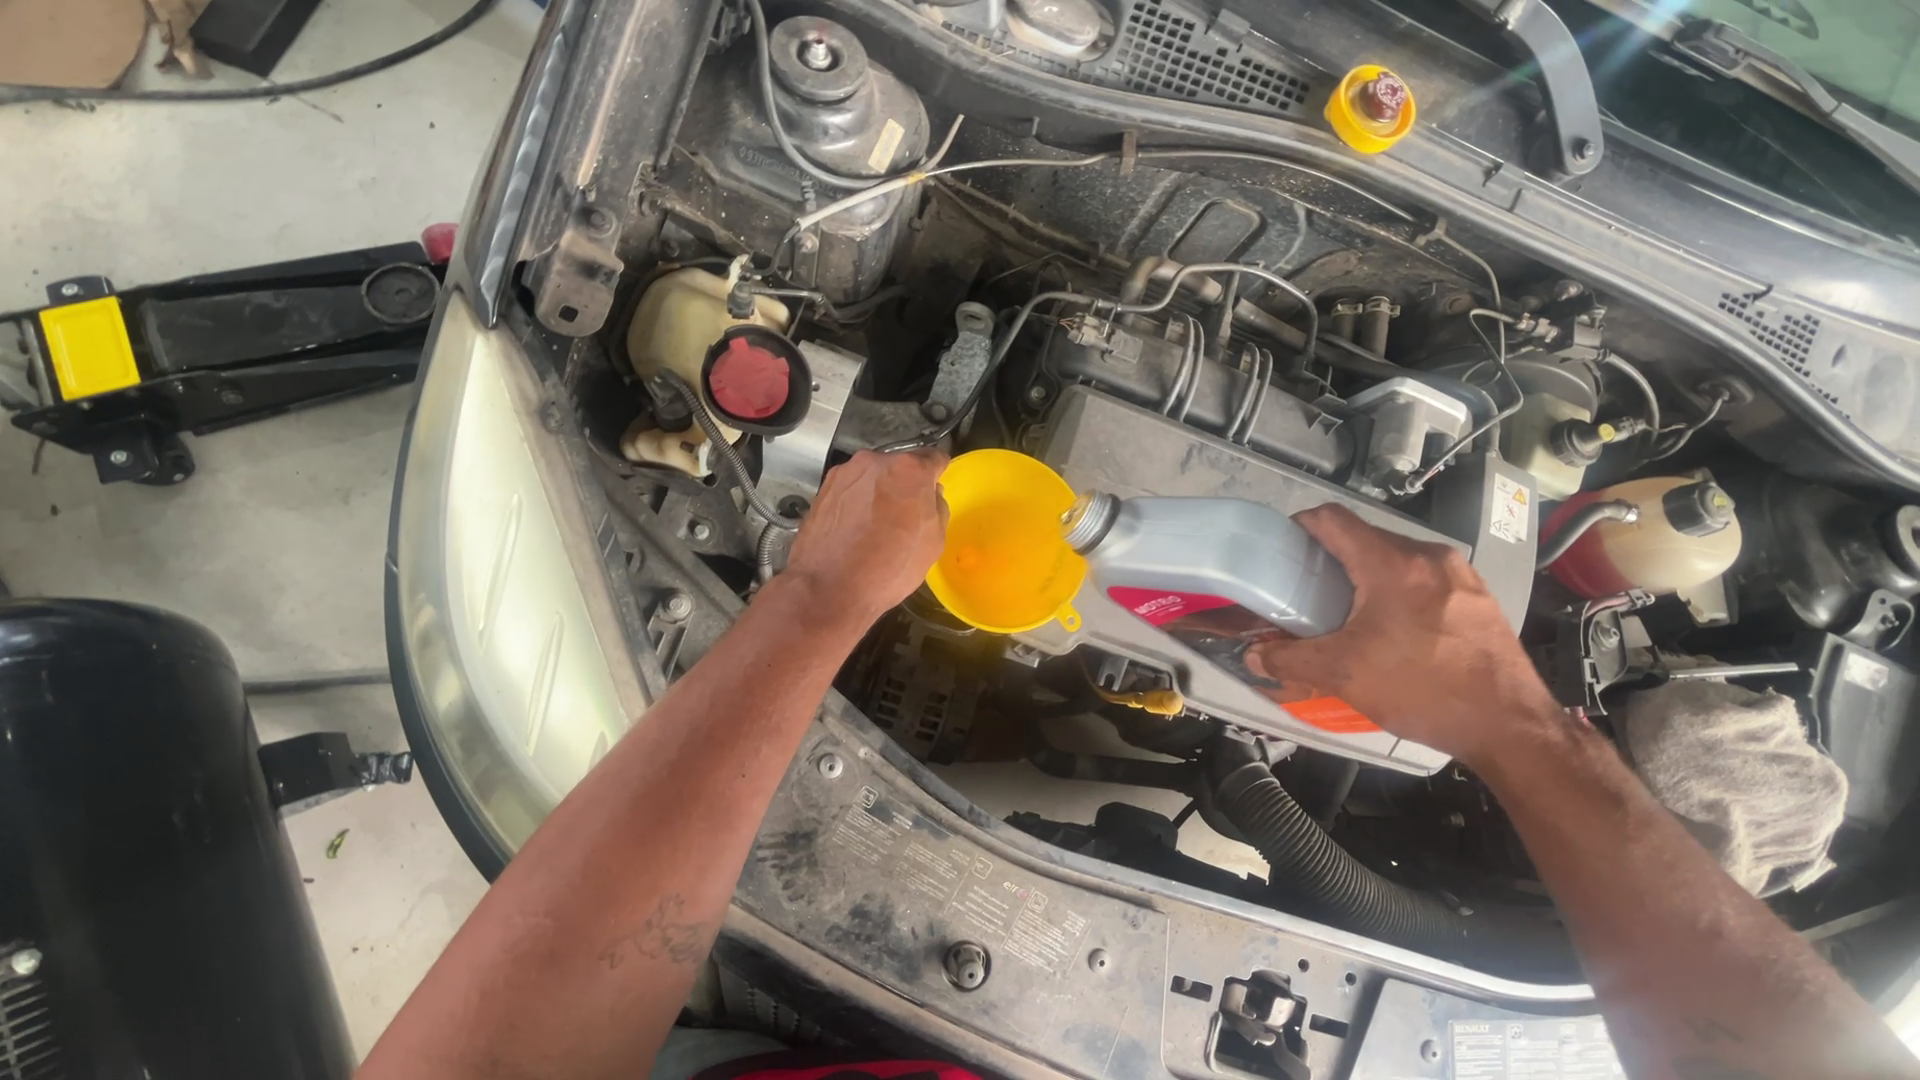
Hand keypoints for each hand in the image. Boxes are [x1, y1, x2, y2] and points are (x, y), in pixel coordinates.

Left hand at [784, 449, 949, 624]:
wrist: (830, 588)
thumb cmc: (889, 567)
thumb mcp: (934, 542)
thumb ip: (937, 508)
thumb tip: (930, 496)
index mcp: (910, 469)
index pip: (933, 459)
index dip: (936, 476)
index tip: (933, 492)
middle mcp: (876, 461)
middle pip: (900, 467)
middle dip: (905, 486)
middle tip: (904, 517)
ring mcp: (845, 473)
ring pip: (873, 477)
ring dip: (879, 493)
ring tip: (875, 527)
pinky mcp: (823, 489)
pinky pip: (850, 489)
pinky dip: (856, 502)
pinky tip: (854, 530)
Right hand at [1246, 504, 1561, 766]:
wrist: (1510, 725)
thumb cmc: (1422, 690)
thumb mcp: (1343, 675)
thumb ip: (1289, 660)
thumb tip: (1254, 656)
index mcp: (1392, 564)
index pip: (1333, 519)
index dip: (1300, 526)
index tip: (1282, 549)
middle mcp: (1429, 556)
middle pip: (1365, 537)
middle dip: (1331, 557)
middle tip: (1307, 590)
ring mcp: (1460, 574)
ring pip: (1396, 557)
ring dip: (1365, 574)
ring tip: (1347, 611)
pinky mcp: (1479, 595)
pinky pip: (1425, 576)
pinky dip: (1398, 589)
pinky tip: (1393, 627)